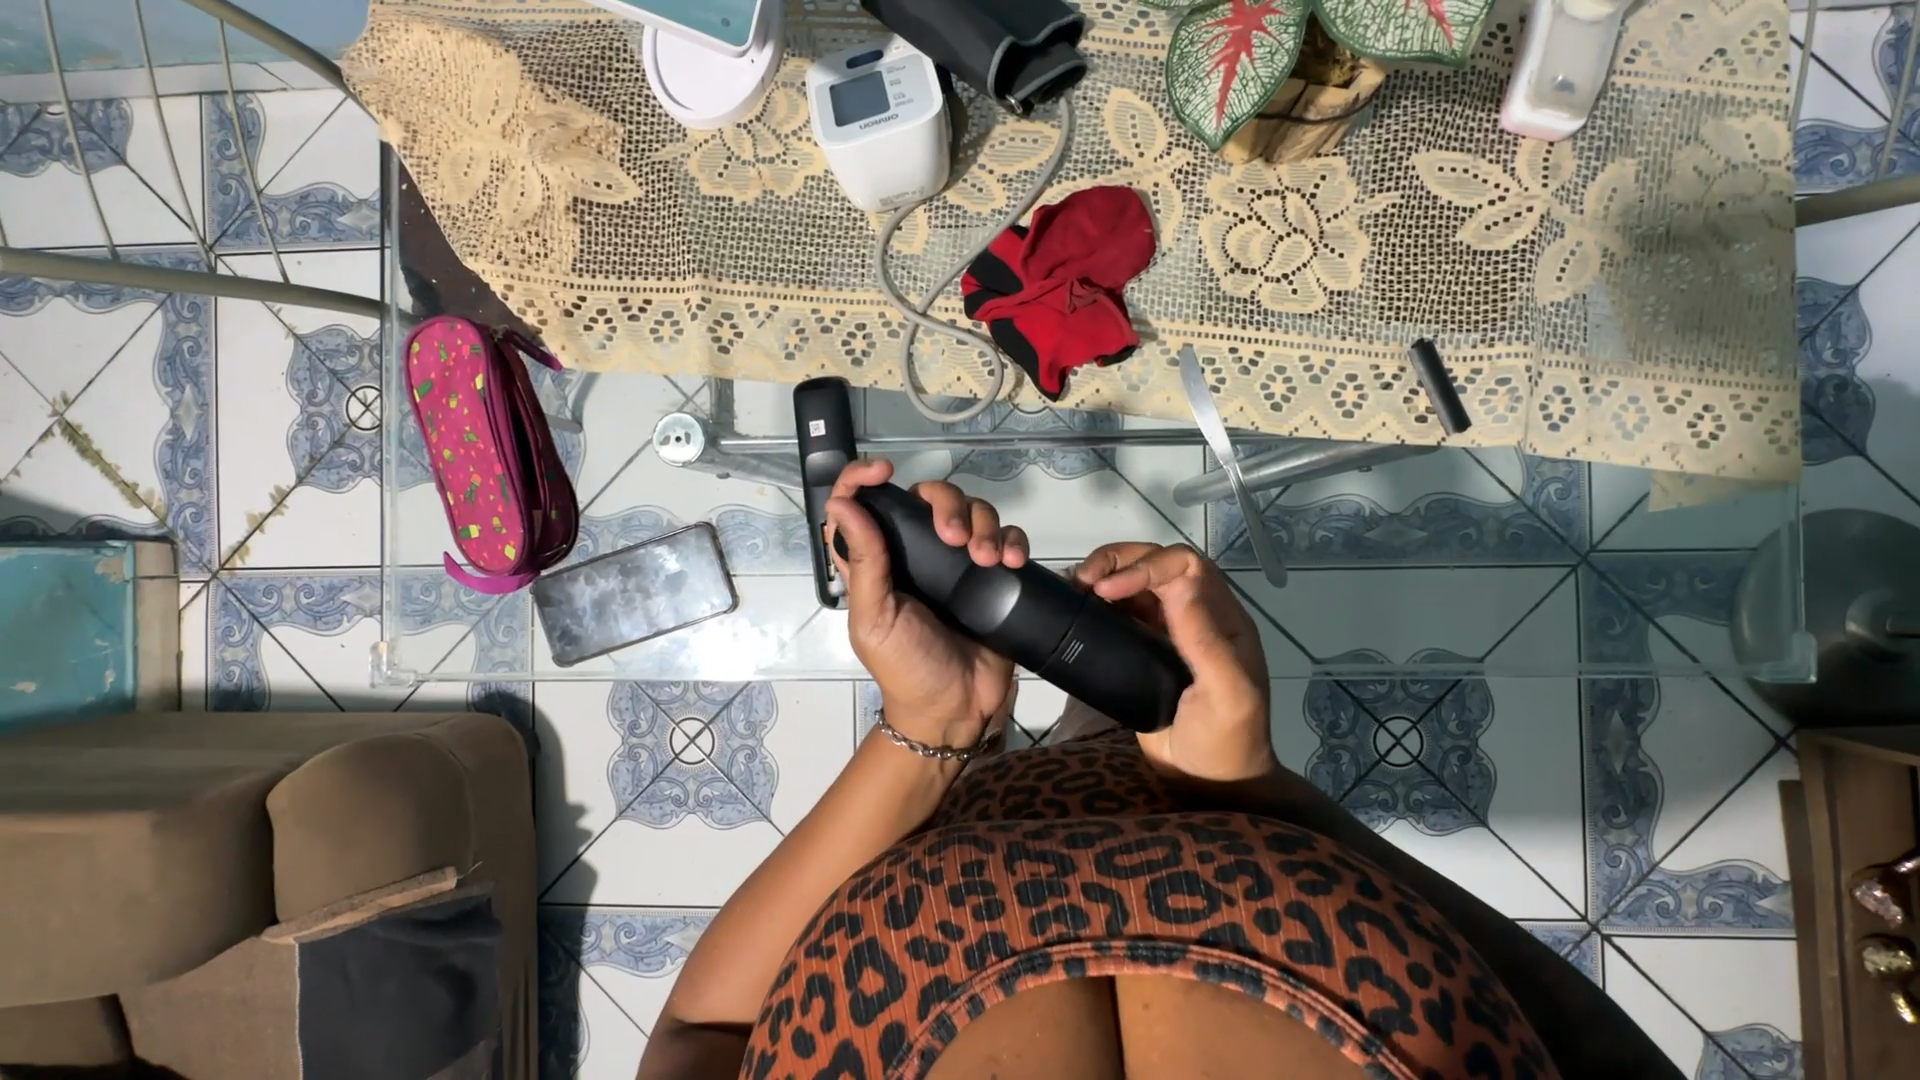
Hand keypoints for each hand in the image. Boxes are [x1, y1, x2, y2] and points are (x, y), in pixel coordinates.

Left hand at [826, 460, 1028, 749]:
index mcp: (880, 559)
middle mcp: (919, 552)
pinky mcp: (994, 576)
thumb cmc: (905, 666)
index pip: (864, 504)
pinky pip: (1008, 538)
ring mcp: (960, 563)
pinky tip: (1012, 561)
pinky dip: (1013, 540)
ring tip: (987, 560)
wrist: (956, 709)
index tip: (883, 471)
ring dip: (983, 524)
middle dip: (946, 505)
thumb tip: (842, 504)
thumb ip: (864, 561)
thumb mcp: (874, 618)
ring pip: (974, 511)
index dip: (864, 478)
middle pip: (932, 497)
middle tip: (954, 539)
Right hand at [1073, 543, 1274, 784]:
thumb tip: (1179, 583)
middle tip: (1083, 580)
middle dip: (1119, 560)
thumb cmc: (1226, 740)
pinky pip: (1119, 612)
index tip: (1108, 589)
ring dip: (1105, 575)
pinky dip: (1097, 602)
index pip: (1185, 565)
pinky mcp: (1140, 650)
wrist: (1206, 783)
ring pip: (1136, 583)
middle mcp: (1193, 615)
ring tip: (1076, 589)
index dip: (1146, 566)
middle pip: (1157, 563)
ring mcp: (1165, 631)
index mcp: (1221, 618)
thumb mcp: (1227, 694)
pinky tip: (1077, 608)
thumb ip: (1205, 640)